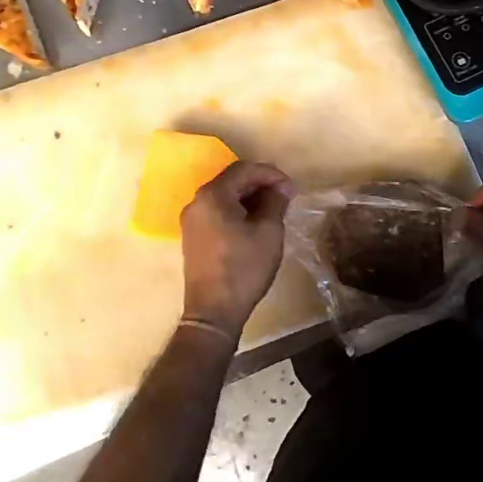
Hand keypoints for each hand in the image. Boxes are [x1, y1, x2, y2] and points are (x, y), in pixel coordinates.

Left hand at [180, 162, 293, 338]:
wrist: (214, 311)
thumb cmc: (244, 268)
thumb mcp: (268, 232)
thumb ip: (275, 202)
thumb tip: (281, 187)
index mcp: (213, 196)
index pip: (243, 170)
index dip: (270, 174)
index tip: (291, 187)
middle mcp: (196, 202)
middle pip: (231, 180)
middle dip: (260, 184)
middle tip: (285, 196)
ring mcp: (191, 220)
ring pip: (224, 196)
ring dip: (249, 197)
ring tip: (273, 209)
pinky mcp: (193, 236)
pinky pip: (217, 211)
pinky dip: (236, 210)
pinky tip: (254, 222)